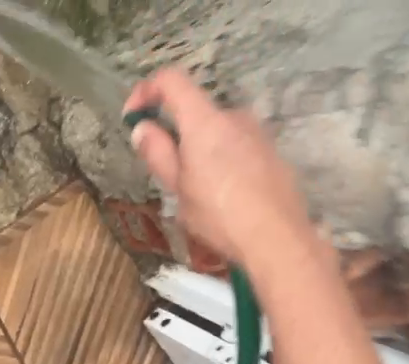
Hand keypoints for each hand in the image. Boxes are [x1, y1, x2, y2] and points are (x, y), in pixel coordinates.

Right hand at [123, 68, 317, 269]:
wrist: (275, 236)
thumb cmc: (218, 216)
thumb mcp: (178, 190)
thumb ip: (159, 154)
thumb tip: (142, 129)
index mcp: (204, 122)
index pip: (172, 81)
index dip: (146, 90)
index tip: (133, 116)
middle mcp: (233, 116)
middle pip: (195, 113)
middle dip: (176, 137)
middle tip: (168, 176)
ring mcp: (256, 131)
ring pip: (216, 133)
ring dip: (200, 153)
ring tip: (198, 194)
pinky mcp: (270, 149)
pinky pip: (236, 146)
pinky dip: (221, 162)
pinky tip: (223, 197)